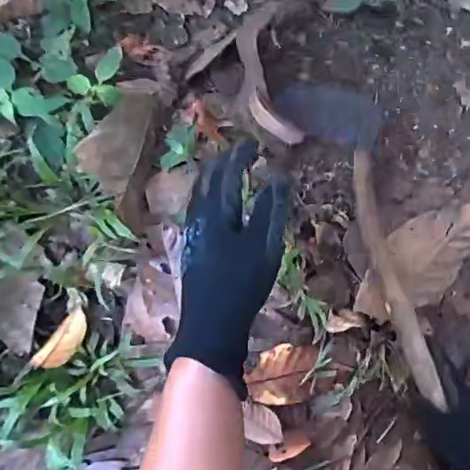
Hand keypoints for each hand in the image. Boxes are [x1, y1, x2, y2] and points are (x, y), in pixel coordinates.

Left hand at [164, 139, 290, 395]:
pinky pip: (198, 206)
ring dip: (214, 176)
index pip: (227, 173)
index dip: (240, 156)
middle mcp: (199, 216)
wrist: (210, 325)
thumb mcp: (265, 247)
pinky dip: (209, 193)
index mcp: (216, 213)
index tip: (253, 144)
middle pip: (208, 179)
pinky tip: (218, 200)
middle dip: (224, 162)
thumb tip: (278, 177)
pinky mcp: (191, 245)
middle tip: (241, 152)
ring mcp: (192, 231)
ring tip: (228, 169)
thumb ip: (271, 209)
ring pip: (200, 193)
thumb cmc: (242, 285)